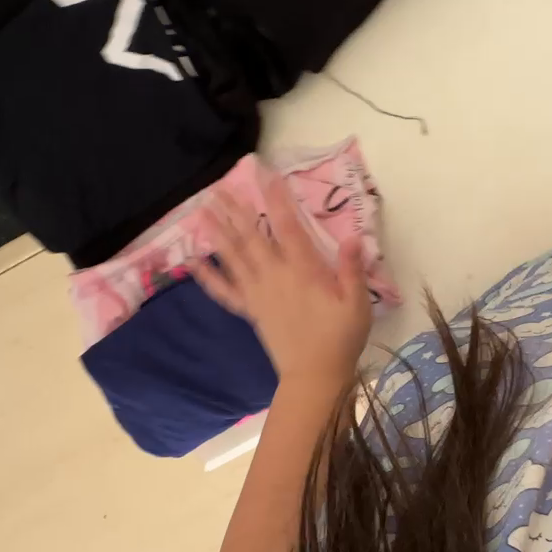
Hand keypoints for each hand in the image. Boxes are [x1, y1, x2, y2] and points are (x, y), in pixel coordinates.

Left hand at [194, 176, 371, 390]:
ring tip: (201, 211)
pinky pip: (224, 291)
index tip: (267, 176)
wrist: (315, 375)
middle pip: (252, 237)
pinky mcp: (251, 310)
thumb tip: (354, 237)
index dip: (278, 200)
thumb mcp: (357, 302)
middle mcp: (275, 276)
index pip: (288, 227)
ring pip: (233, 257)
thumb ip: (352, 269)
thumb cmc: (341, 337)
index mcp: (303, 271)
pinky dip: (207, 276)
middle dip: (236, 211)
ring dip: (217, 233)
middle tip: (218, 188)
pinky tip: (193, 261)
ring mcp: (258, 293)